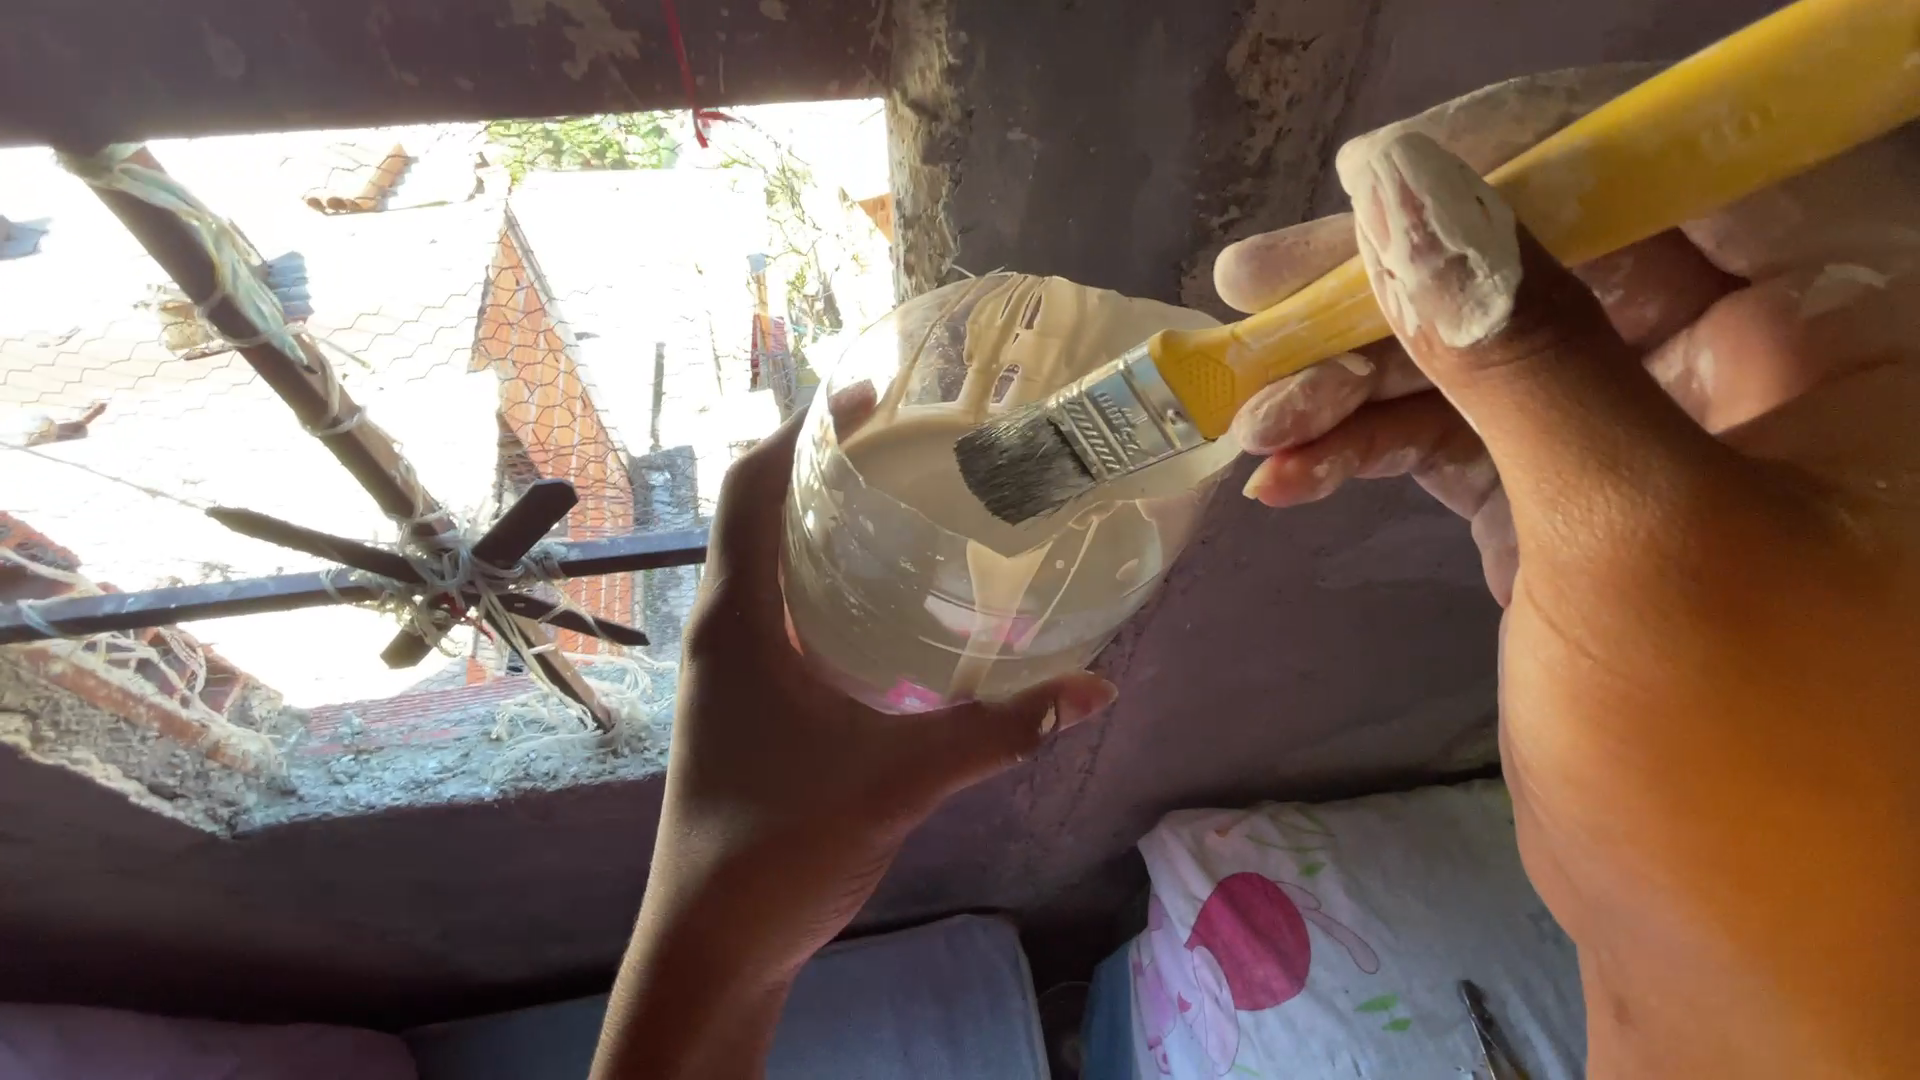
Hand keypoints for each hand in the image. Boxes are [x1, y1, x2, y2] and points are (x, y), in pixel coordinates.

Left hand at [592, 390, 1116, 1078]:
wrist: (715, 942)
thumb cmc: (781, 848)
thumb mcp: (897, 780)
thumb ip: (996, 732)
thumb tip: (1092, 690)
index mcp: (736, 621)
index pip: (749, 488)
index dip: (801, 433)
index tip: (867, 401)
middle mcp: (725, 627)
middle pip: (761, 512)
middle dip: (822, 467)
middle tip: (907, 447)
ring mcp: (732, 663)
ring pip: (772, 562)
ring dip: (822, 523)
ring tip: (904, 503)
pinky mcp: (750, 695)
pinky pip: (785, 608)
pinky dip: (828, 580)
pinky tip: (889, 597)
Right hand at [1220, 72, 1919, 1076]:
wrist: (1729, 950)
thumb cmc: (1739, 755)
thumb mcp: (1630, 527)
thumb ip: (1518, 350)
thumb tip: (1403, 202)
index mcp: (1834, 328)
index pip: (1664, 172)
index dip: (1503, 162)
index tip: (1352, 194)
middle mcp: (1739, 365)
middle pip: (1534, 270)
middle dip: (1385, 292)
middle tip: (1248, 299)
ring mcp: (1633, 442)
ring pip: (1467, 364)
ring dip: (1351, 389)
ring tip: (1255, 426)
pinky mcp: (1553, 510)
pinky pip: (1443, 445)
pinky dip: (1360, 454)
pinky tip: (1285, 482)